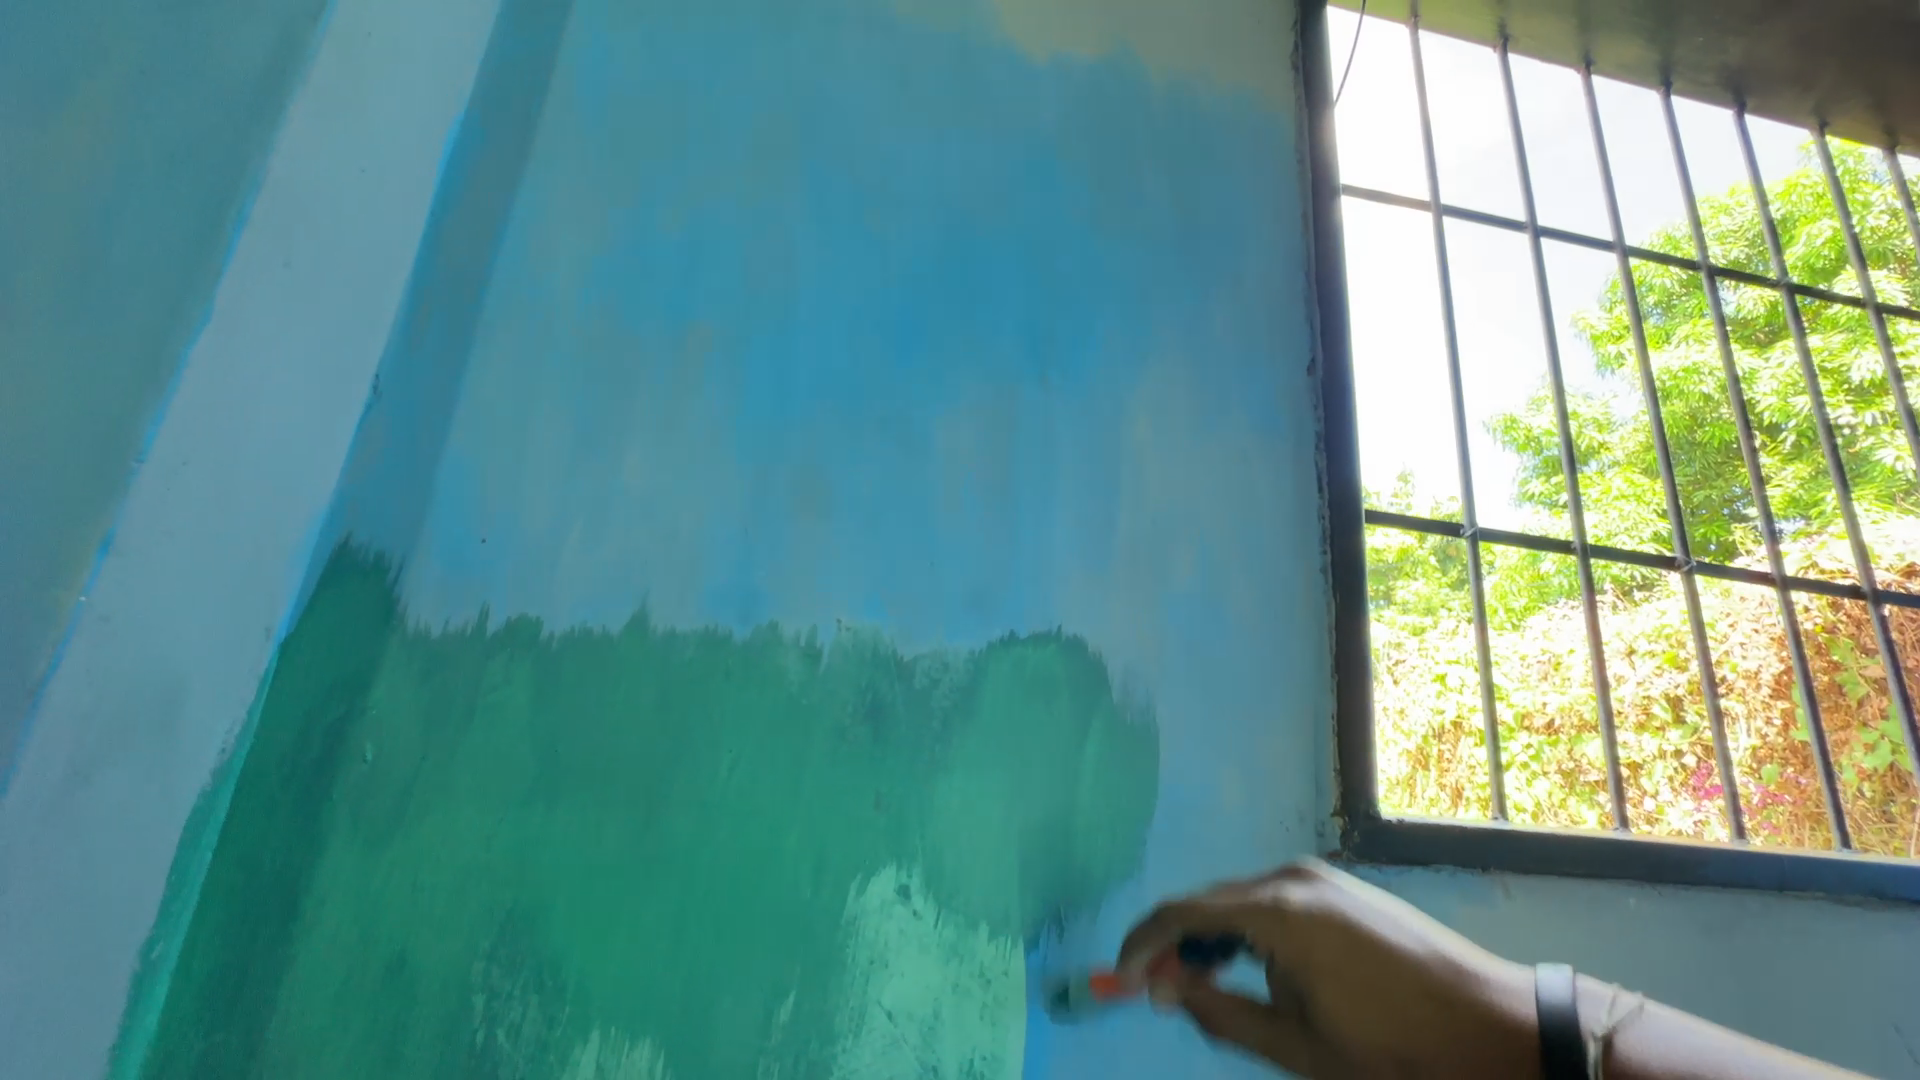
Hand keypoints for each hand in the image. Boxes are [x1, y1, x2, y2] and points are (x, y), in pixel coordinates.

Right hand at [1117, 860, 1537, 1078]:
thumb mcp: (1301, 1050)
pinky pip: (1272, 902)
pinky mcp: (1338, 887)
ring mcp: (1317, 877)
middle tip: (1165, 993)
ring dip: (1215, 940)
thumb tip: (1165, 988)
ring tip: (1210, 985)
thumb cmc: (1398, 1052)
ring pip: (1240, 902)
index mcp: (1276, 910)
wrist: (1502, 1030)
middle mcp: (1289, 877)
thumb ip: (1222, 1014)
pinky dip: (1249, 932)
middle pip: (1209, 904)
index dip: (1143, 943)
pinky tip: (1258, 967)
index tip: (1123, 977)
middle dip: (1178, 946)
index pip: (1182, 914)